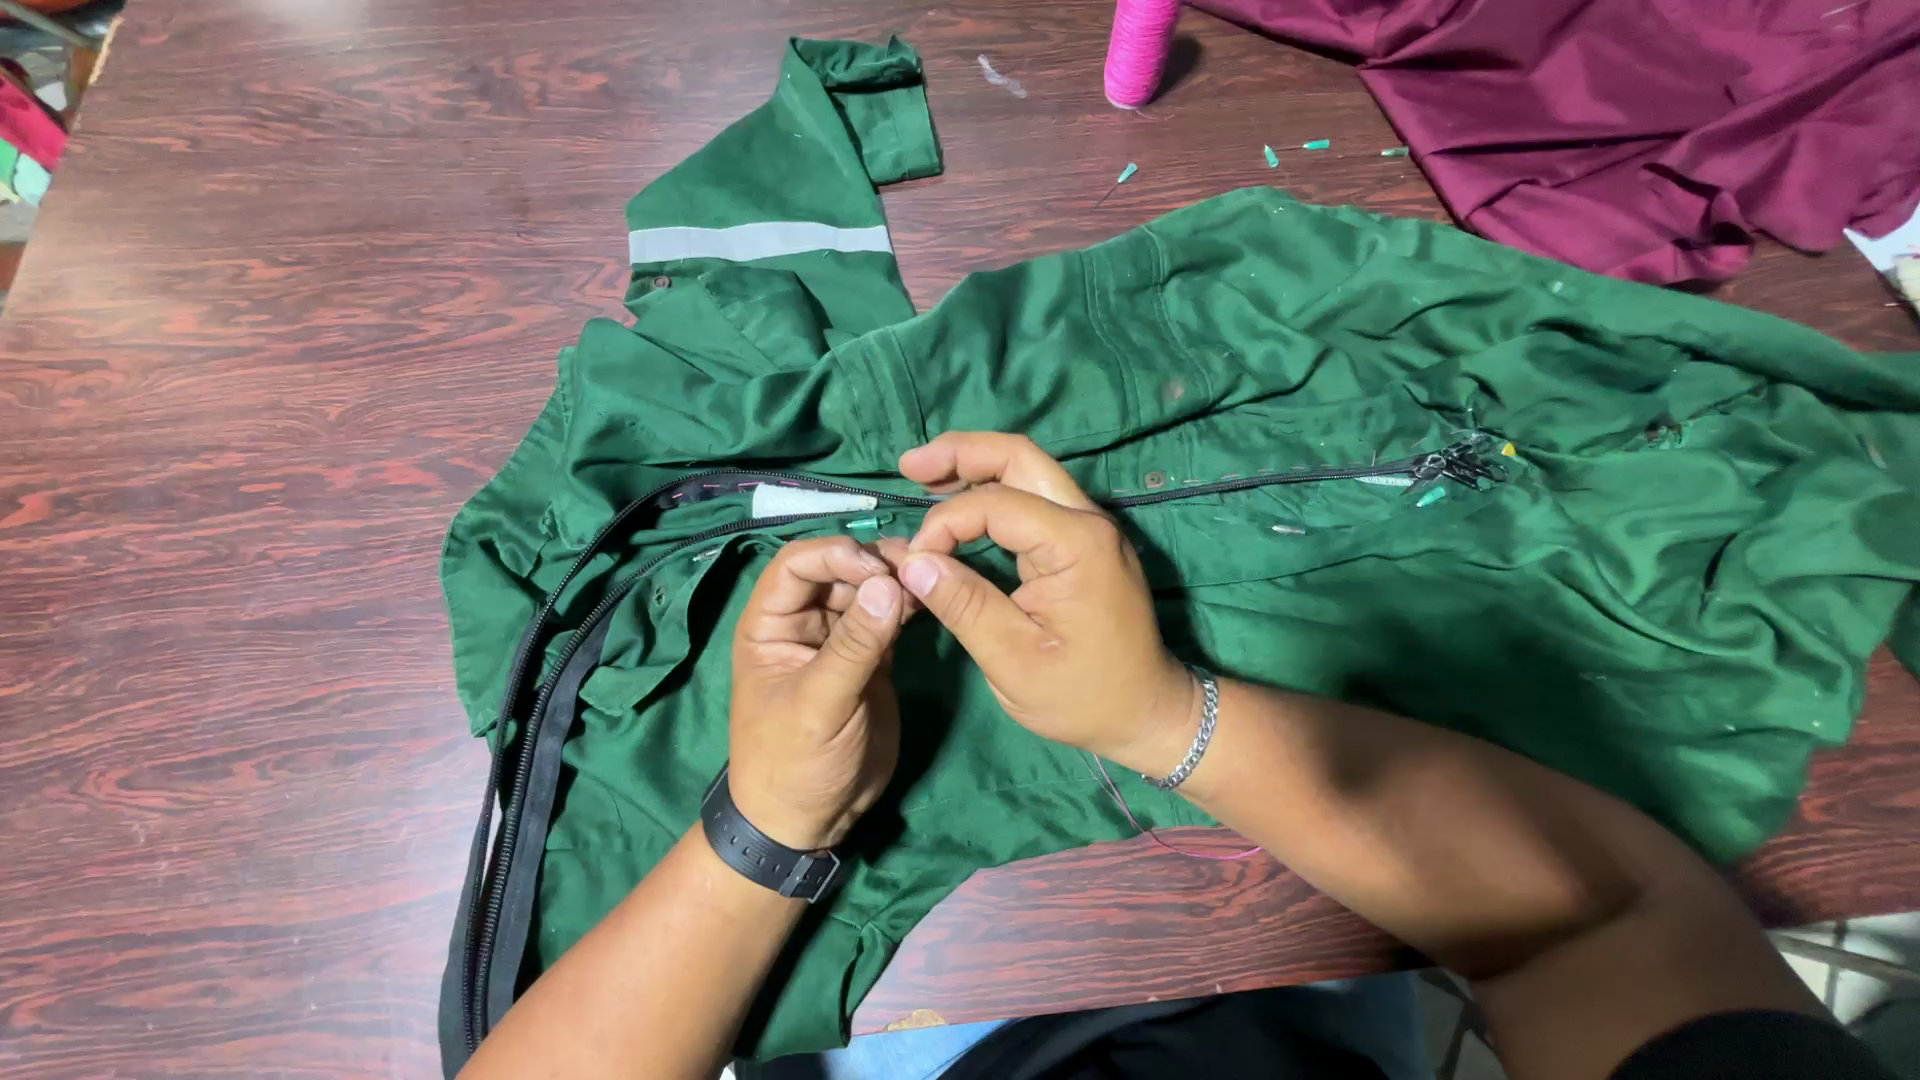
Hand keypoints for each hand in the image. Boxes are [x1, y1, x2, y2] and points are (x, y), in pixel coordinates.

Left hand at [729, 536, 907, 850]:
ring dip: (896, 581)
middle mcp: (803, 622)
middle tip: (917, 569)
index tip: (876, 569)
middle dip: (873, 564)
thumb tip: (888, 586)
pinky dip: (908, 607)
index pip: (797, 565)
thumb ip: (854, 646)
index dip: (834, 555)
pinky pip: (888, 619)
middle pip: (838, 570)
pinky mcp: (871, 659)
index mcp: (770, 625)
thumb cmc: (794, 763)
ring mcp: (839, 639)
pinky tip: (931, 600)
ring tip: (929, 579)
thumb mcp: (820, 705)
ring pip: (867, 591)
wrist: (810, 820)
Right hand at [894, 433, 1198, 775]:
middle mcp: (1088, 520)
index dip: (945, 523)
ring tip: (926, 475)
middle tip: (910, 465)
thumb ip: (963, 605)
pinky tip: (962, 505)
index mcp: (1076, 545)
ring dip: (976, 467)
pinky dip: (994, 492)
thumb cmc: (1082, 695)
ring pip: (1029, 469)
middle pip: (1019, 458)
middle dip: (961, 453)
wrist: (1145, 712)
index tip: (916, 563)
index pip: (995, 503)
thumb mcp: (1012, 661)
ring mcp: (1090, 526)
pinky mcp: (1085, 540)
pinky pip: (1036, 497)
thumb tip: (913, 562)